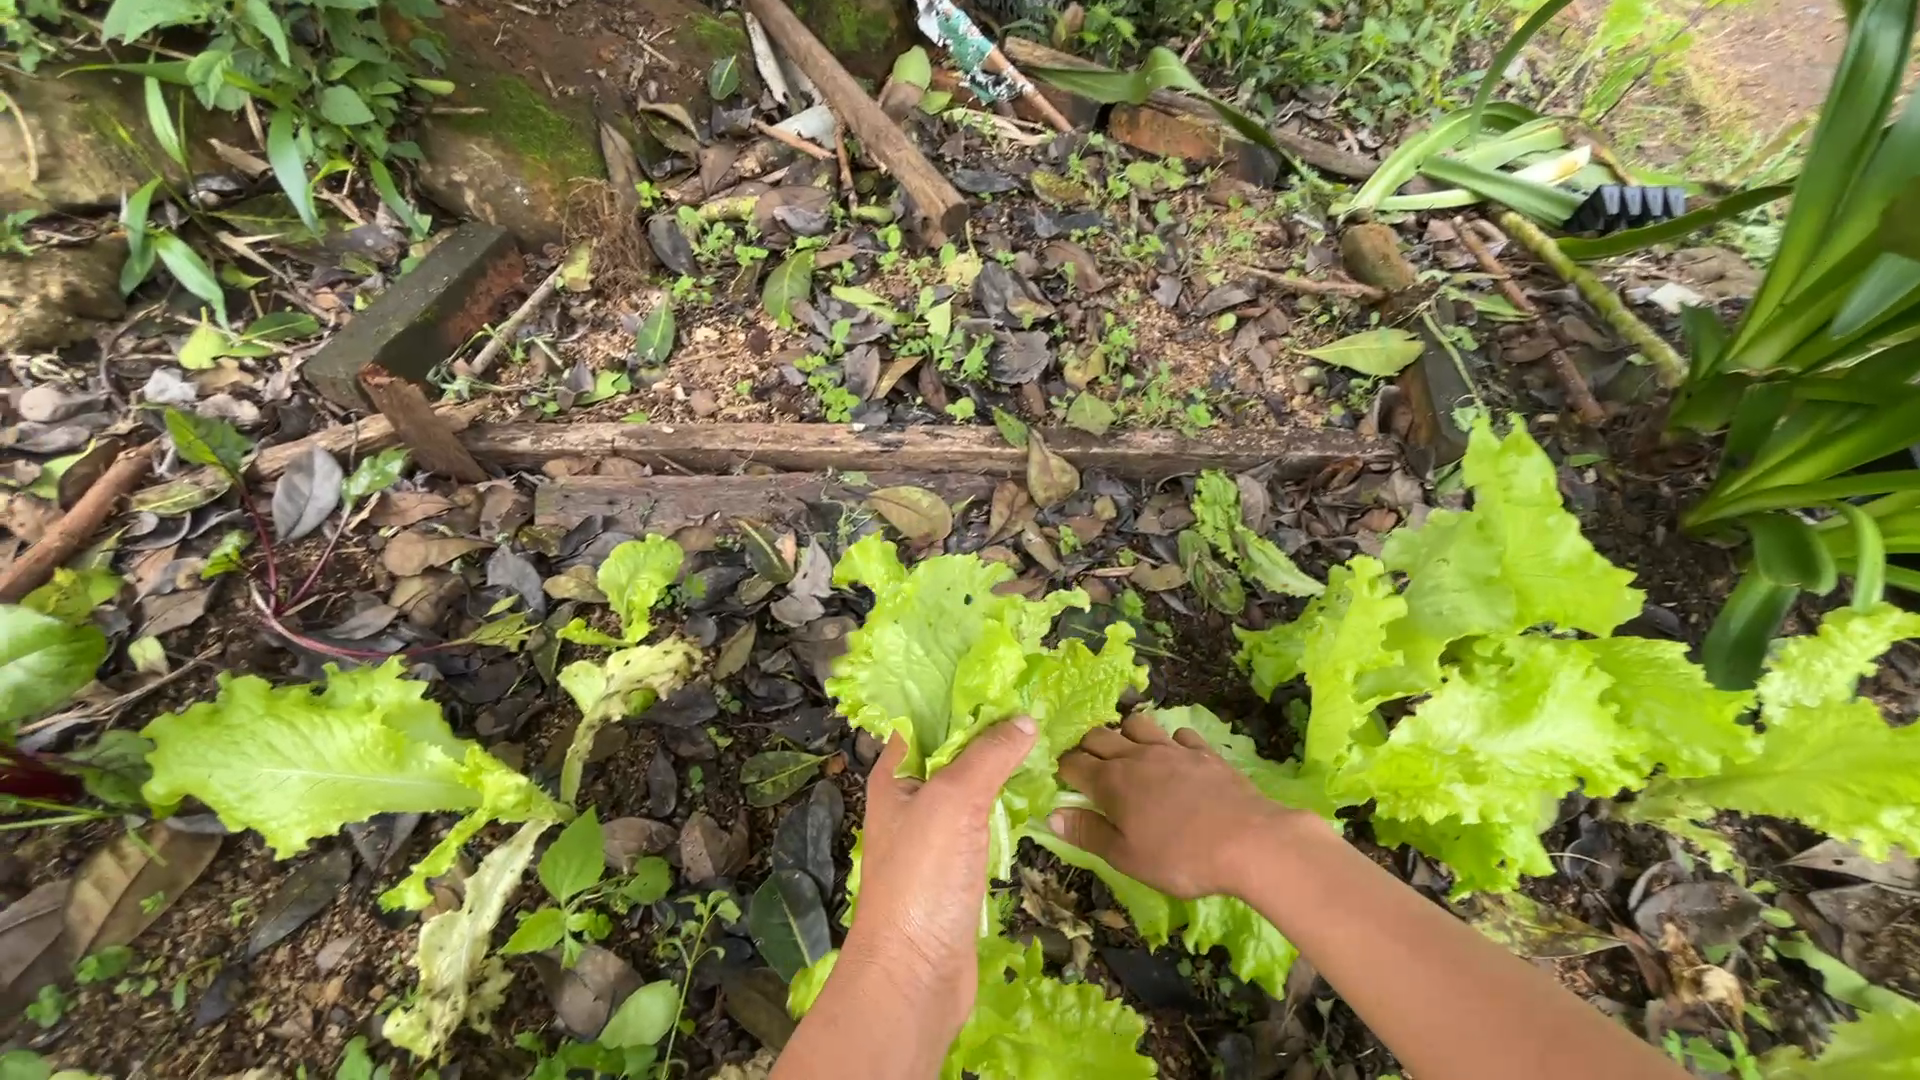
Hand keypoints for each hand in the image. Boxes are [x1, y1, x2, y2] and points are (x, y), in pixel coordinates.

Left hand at [837, 717, 1037, 1036]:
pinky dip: (1006, 799)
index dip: (960, 694)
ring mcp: (935, 830)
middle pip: (952, 747)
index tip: (1003, 675)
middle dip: (989, 726)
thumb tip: (1024, 719)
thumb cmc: (922, 878)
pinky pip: (983, 815)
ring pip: (971, 782)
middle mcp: (911, 795)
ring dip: (1001, 762)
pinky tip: (1034, 785)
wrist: (915, 974)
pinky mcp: (957, 861)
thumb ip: (988, 754)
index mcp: (895, 772)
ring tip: (1043, 734)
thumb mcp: (954, 800)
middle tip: (1036, 702)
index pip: (925, 715)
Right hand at [1051, 713, 1318, 898]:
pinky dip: (1169, 742)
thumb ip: (1088, 834)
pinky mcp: (1203, 752)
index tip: (1064, 781)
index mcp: (1111, 782)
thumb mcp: (1127, 857)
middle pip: (1100, 736)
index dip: (1064, 769)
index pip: (1074, 763)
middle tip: (1089, 766)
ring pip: (1136, 724)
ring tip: (1128, 753)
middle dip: (1087, 747)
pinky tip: (1175, 758)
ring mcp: (1172, 750)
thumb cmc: (1181, 857)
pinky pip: (1178, 735)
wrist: (1250, 841)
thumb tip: (1053, 816)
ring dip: (1125, 734)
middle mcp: (1136, 756)